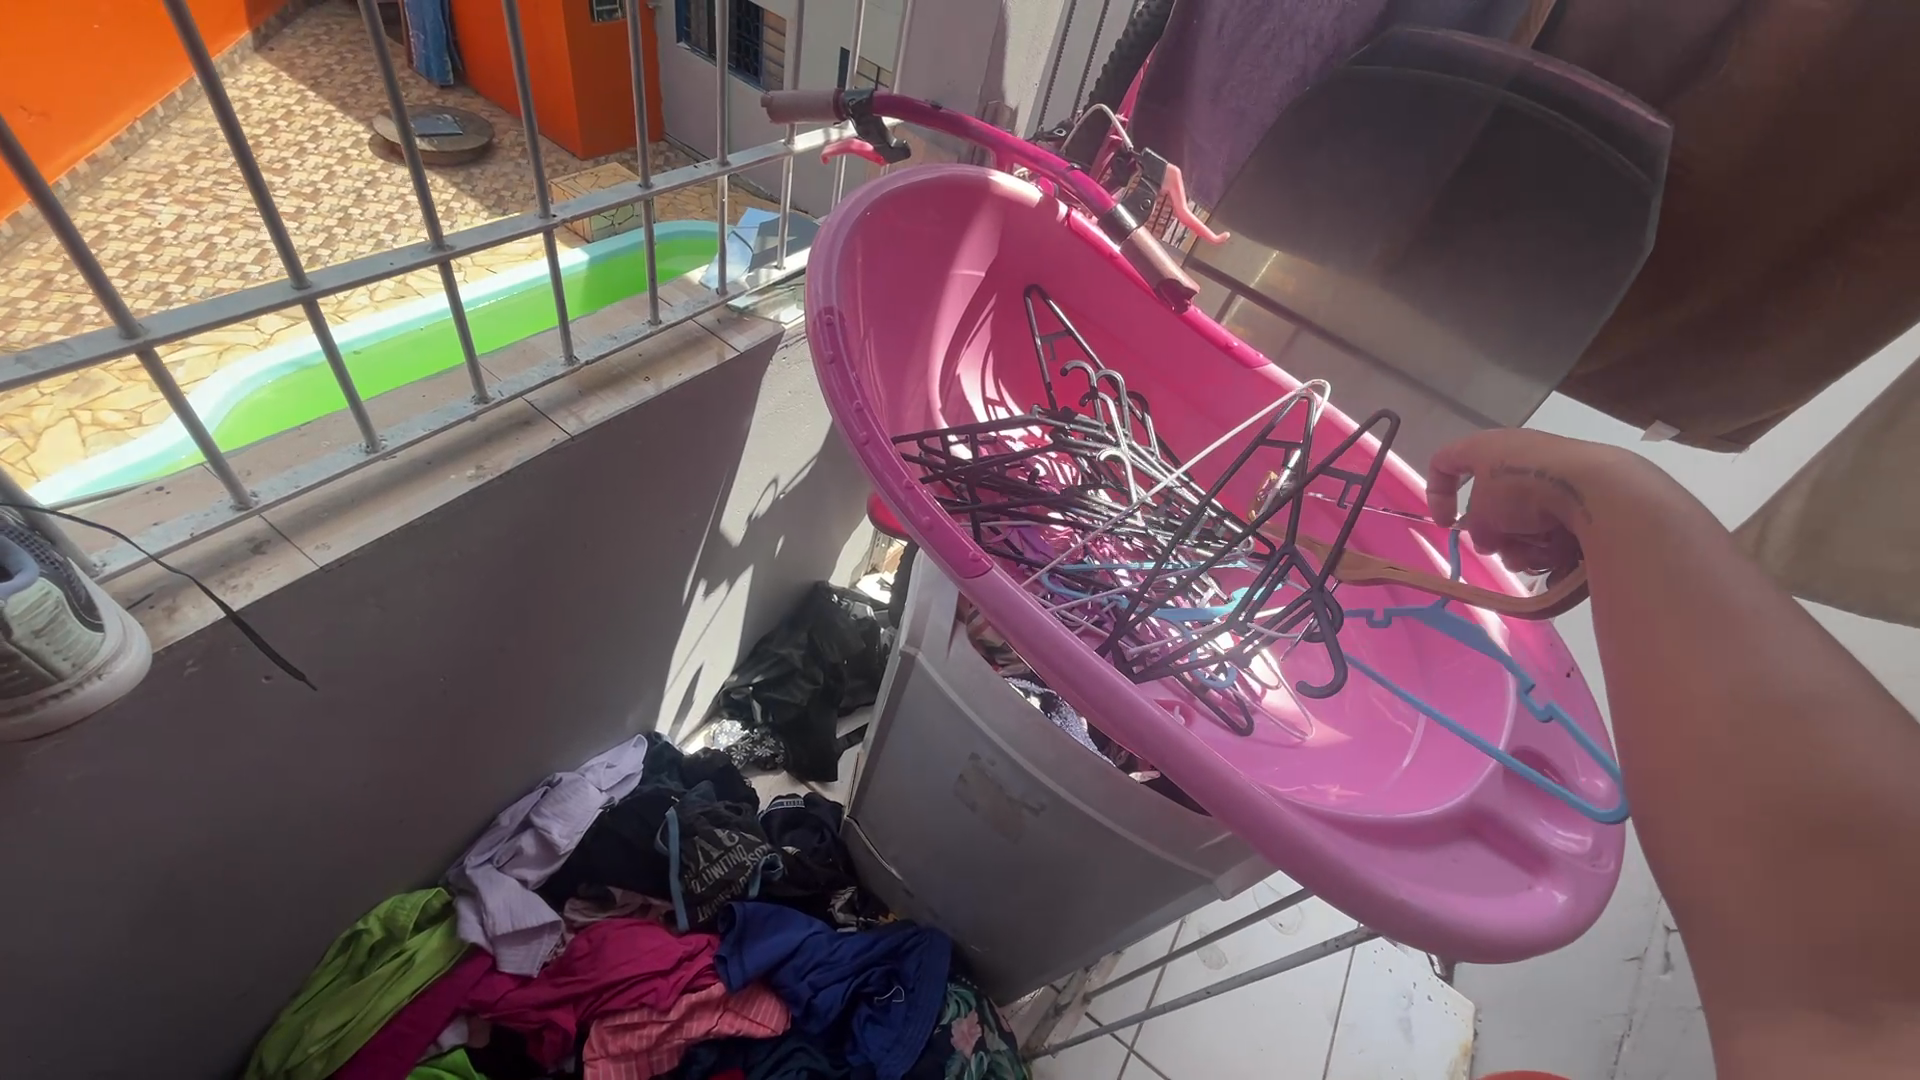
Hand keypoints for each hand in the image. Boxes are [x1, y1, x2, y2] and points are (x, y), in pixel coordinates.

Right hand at [1425, 429, 1627, 578]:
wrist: (1595, 487)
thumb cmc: (1522, 490)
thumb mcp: (1482, 515)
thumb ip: (1476, 528)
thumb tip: (1489, 541)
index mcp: (1484, 448)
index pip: (1443, 463)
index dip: (1436, 495)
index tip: (1446, 524)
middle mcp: (1517, 454)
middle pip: (1492, 501)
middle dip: (1493, 532)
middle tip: (1497, 549)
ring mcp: (1552, 469)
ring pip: (1524, 515)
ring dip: (1521, 543)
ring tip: (1530, 559)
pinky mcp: (1583, 486)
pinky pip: (1555, 517)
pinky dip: (1550, 539)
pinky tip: (1556, 554)